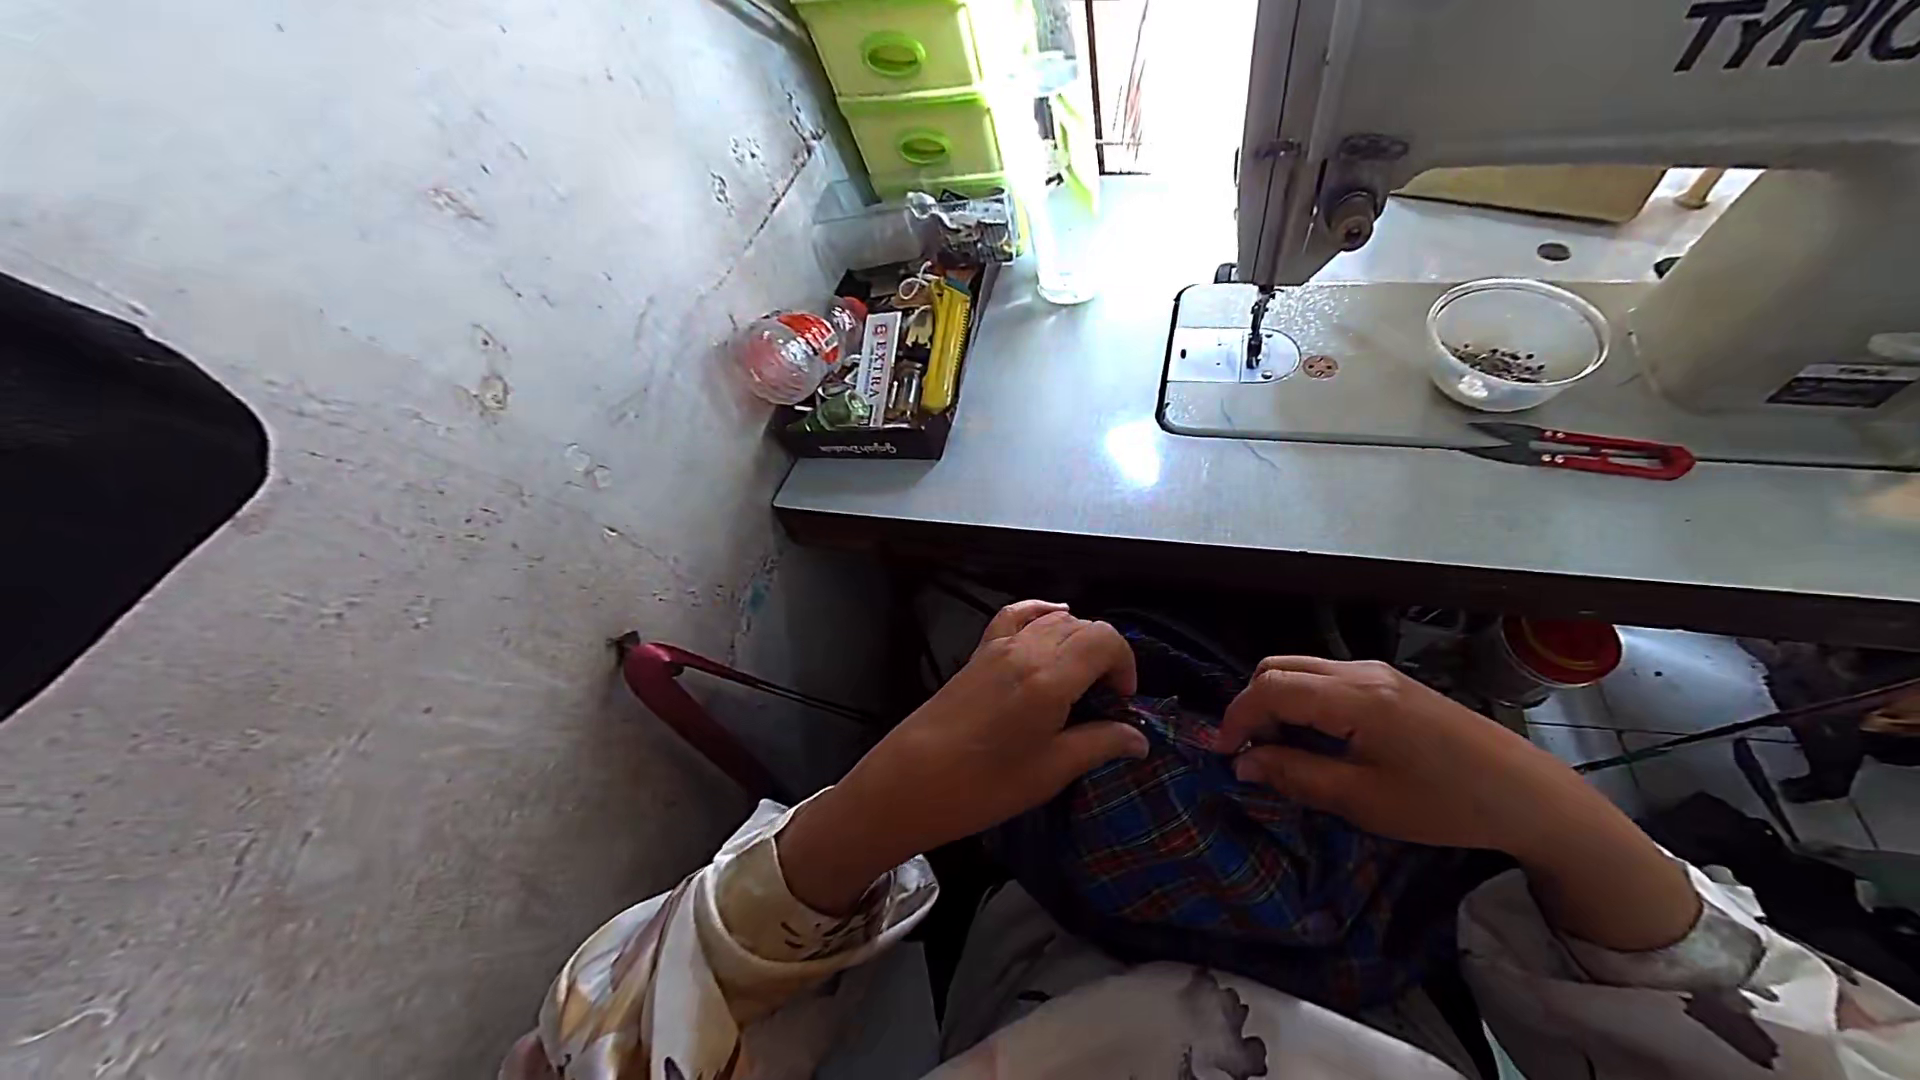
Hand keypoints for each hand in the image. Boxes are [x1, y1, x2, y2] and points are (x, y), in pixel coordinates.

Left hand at [780, 601, 1147, 913]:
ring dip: (1077, 639)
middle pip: (1082, 626)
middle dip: (1105, 655)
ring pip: (1053, 619)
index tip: (1122, 700)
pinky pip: (1016, 616)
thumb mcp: (1050, 771)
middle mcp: (1025, 650)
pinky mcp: (978, 653)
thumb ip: (1099, 744)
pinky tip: (1050, 622)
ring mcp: (997, 647)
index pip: (1106, 639)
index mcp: (1049, 677)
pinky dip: (1040, 613)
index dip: (1126, 663)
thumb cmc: (982, 785)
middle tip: (1103, 699)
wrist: (909, 781)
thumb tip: (1138, 738)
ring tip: (1078, 679)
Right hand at [1217, 657, 1699, 950]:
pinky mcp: (1389, 680)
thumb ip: (1295, 776)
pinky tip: (1314, 734)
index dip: (1237, 717)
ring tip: (1279, 745)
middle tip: (1251, 749)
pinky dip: (1301, 697)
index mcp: (1354, 698)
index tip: (1224, 752)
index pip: (1270, 689)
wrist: (1533, 796)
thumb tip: (1242, 764)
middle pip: (1277, 667)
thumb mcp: (1364, 801)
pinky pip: (1324, 676)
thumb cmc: (1447, 804)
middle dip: (1251, 704)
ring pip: (1299, 667)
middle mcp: (1359, 671)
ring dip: (1275, 699)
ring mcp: (1376, 671)